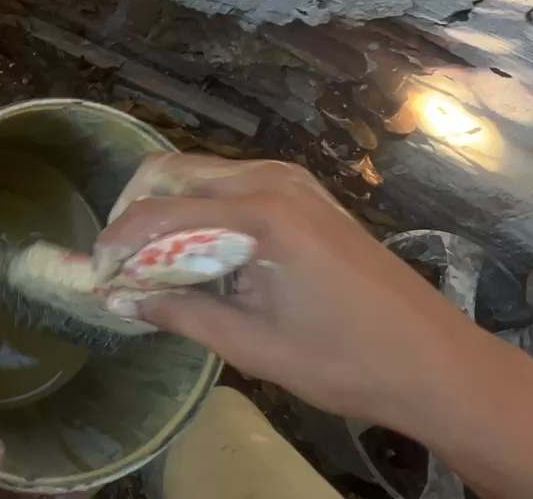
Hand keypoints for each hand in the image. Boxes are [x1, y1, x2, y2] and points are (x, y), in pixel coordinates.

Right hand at [94, 153, 498, 435]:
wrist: (436, 359)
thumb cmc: (347, 361)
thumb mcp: (254, 347)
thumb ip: (181, 313)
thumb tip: (119, 297)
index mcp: (261, 214)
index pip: (164, 212)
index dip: (120, 238)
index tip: (96, 269)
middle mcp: (271, 178)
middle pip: (174, 170)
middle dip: (134, 209)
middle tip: (116, 257)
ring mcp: (289, 177)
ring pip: (199, 171)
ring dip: (165, 205)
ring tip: (148, 256)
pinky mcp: (300, 187)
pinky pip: (229, 181)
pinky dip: (198, 205)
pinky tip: (195, 245)